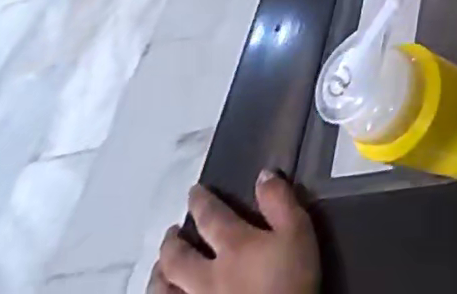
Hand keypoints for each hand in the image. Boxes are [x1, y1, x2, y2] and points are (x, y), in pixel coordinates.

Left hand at [150, 171, 317, 293]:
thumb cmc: (292, 283)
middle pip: (177, 258)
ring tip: (160, 270)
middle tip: (171, 233)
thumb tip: (262, 174)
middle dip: (171, 242)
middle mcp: (206, 277)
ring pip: (163, 292)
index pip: (210, 216)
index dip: (200, 201)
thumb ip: (280, 201)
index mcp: (233, 246)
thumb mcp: (298, 233)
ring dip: (158, 277)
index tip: (193, 191)